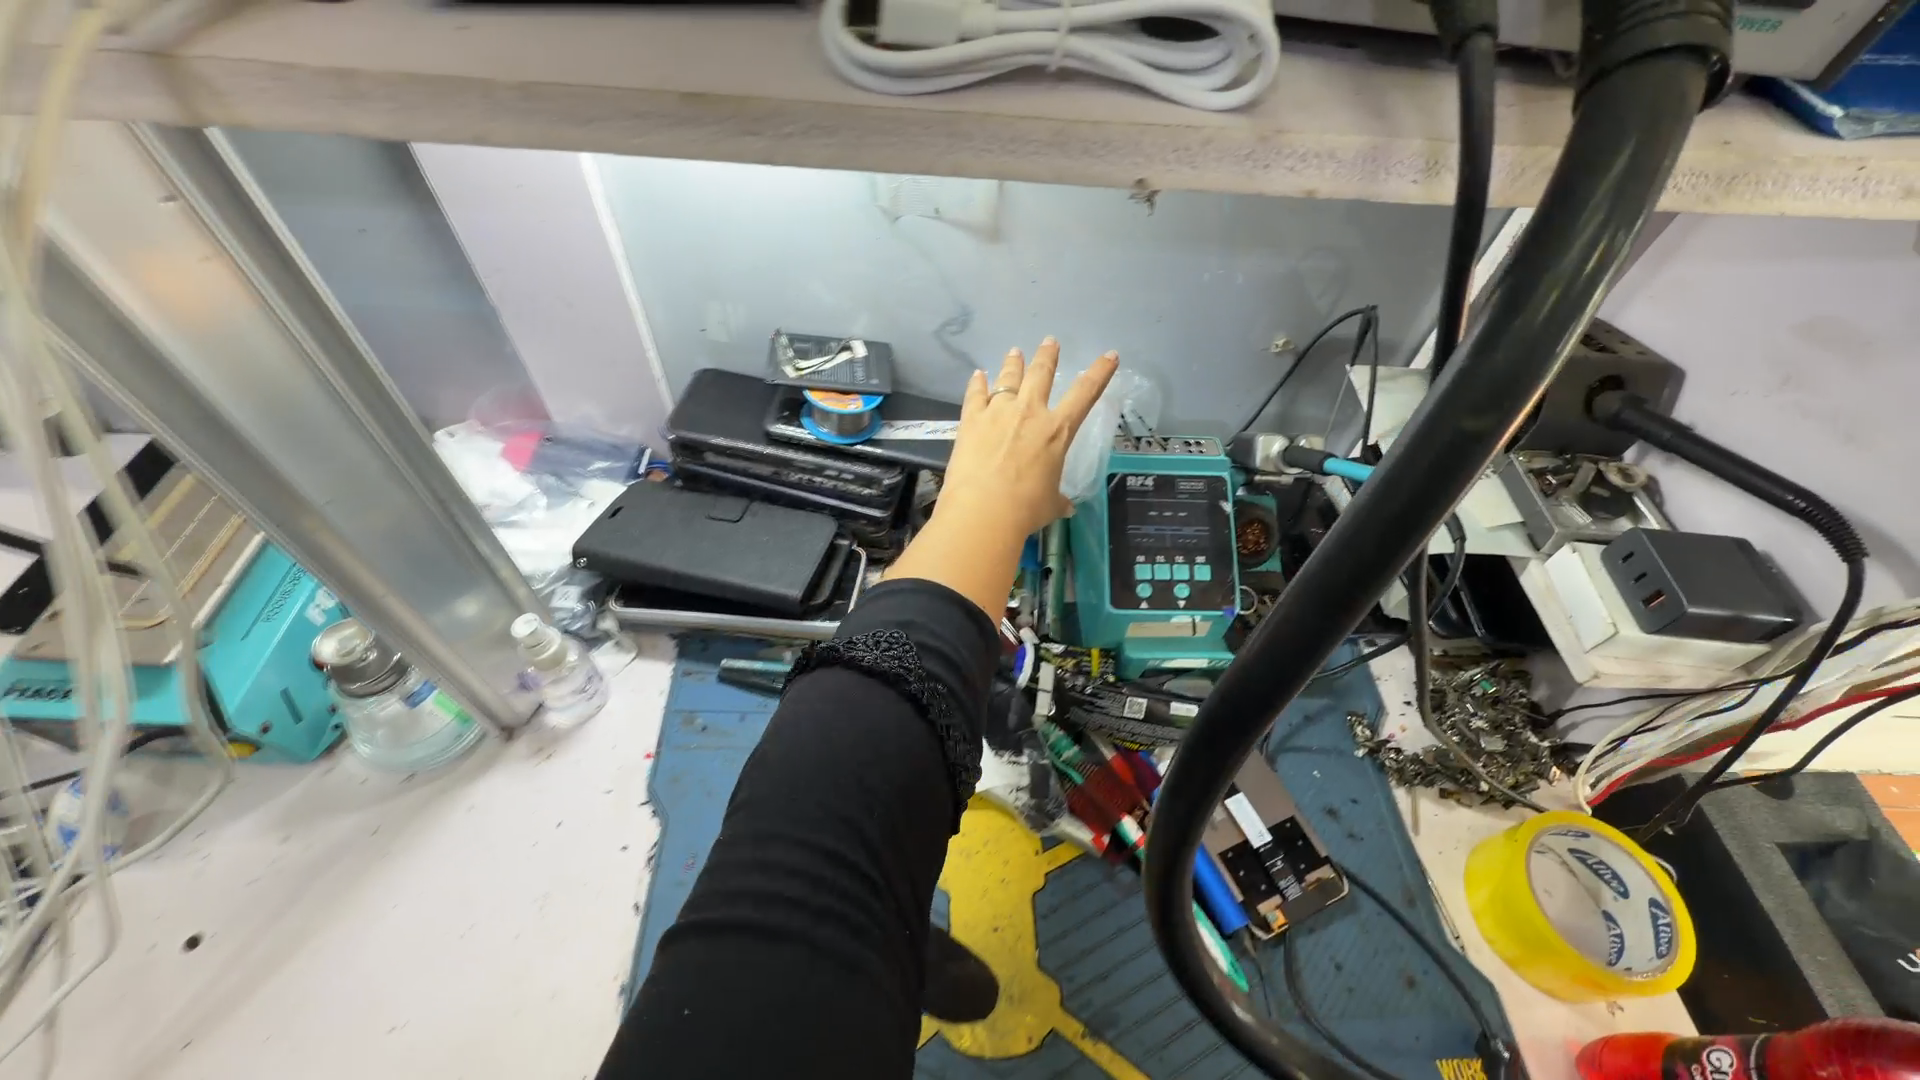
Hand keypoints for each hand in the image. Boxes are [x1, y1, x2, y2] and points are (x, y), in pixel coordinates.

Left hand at [942, 338, 1119, 539]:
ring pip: (1008, 378)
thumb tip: (1066, 507)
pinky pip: (975, 394)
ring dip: (1013, 363)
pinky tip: (978, 375)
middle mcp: (1030, 412)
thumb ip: (1058, 500)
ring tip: (1015, 352)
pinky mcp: (971, 419)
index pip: (1086, 393)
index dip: (1100, 372)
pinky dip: (977, 383)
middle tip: (1050, 341)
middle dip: (1047, 356)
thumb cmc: (1026, 509)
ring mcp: (998, 412)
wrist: (983, 510)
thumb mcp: (1050, 504)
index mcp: (1058, 431)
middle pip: (1041, 374)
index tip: (1109, 355)